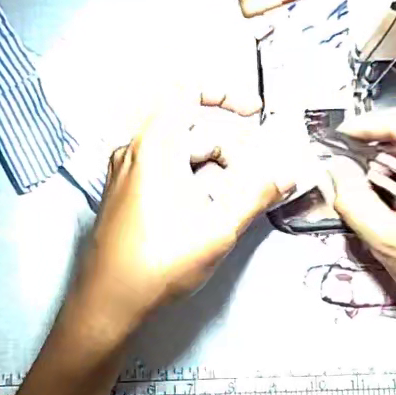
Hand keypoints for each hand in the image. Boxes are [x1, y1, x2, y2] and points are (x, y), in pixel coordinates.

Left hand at [71, 91, 294, 337]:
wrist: (109, 302)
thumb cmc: (162, 262)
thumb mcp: (219, 228)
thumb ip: (256, 195)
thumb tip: (287, 176)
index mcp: (154, 146)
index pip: (187, 92)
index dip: (225, 95)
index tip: (253, 112)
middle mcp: (133, 152)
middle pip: (188, 128)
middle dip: (228, 148)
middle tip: (255, 177)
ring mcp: (124, 174)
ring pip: (177, 154)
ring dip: (212, 169)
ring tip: (234, 203)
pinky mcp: (123, 196)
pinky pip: (162, 172)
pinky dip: (191, 181)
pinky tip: (207, 213)